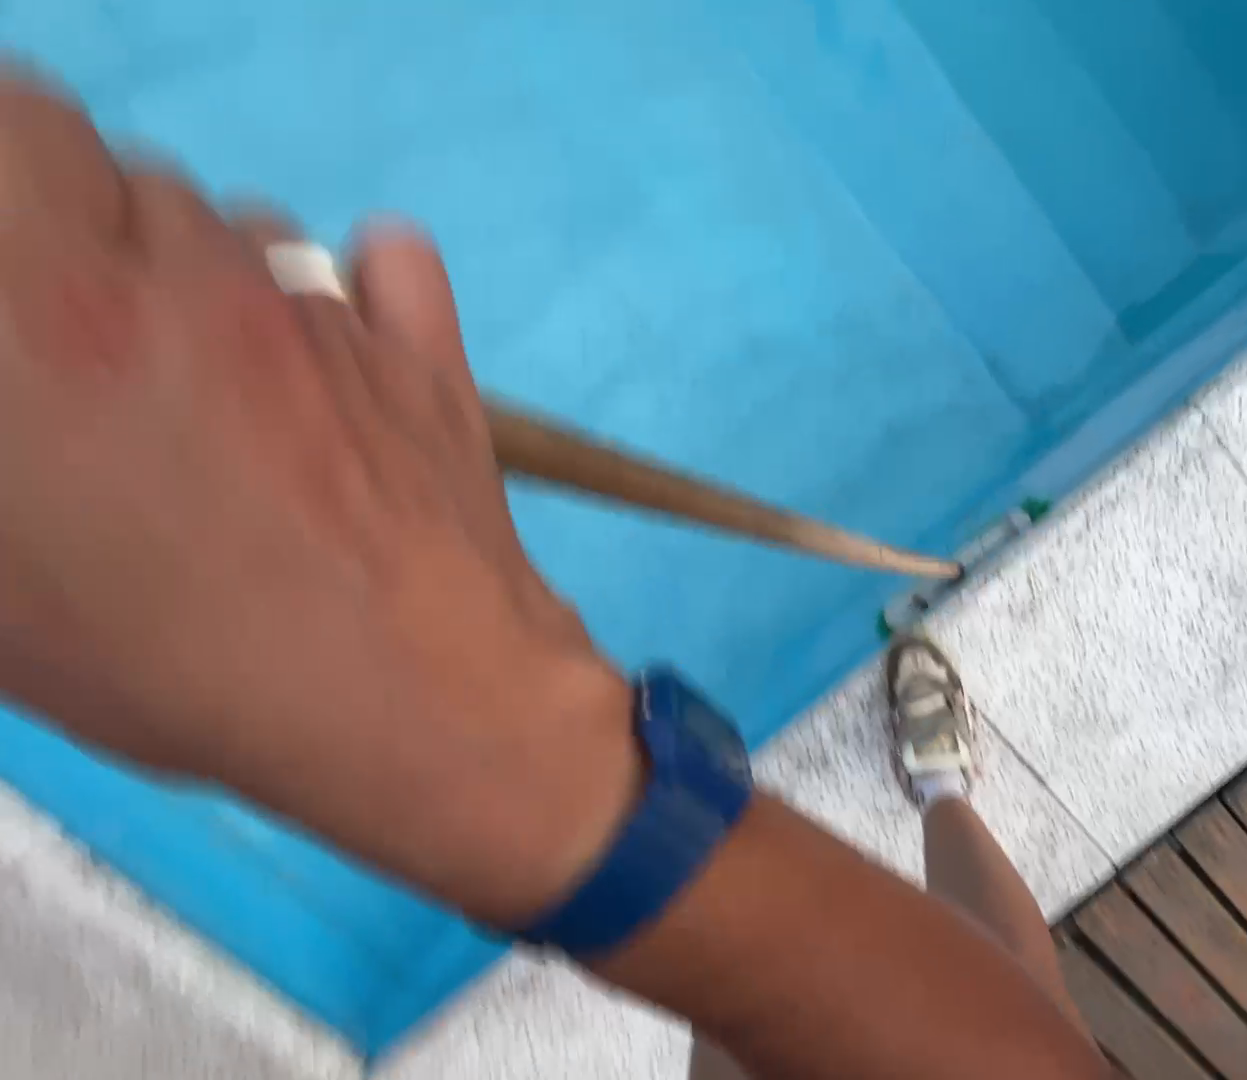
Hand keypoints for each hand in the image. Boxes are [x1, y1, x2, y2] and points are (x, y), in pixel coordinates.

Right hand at [0, 70, 636, 926]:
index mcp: (47, 311)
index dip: (18, 185)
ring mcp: (339, 322)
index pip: (16, 129)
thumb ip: (4, 421)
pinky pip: (396, 261)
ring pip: (258, 227)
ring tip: (229, 370)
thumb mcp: (0, 564)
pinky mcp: (436, 362)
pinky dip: (364, 281)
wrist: (412, 690)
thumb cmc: (182, 660)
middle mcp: (198, 288)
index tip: (27, 261)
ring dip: (225, 271)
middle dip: (101, 234)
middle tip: (106, 338)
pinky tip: (348, 336)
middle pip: (133, 179)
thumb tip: (44, 356)